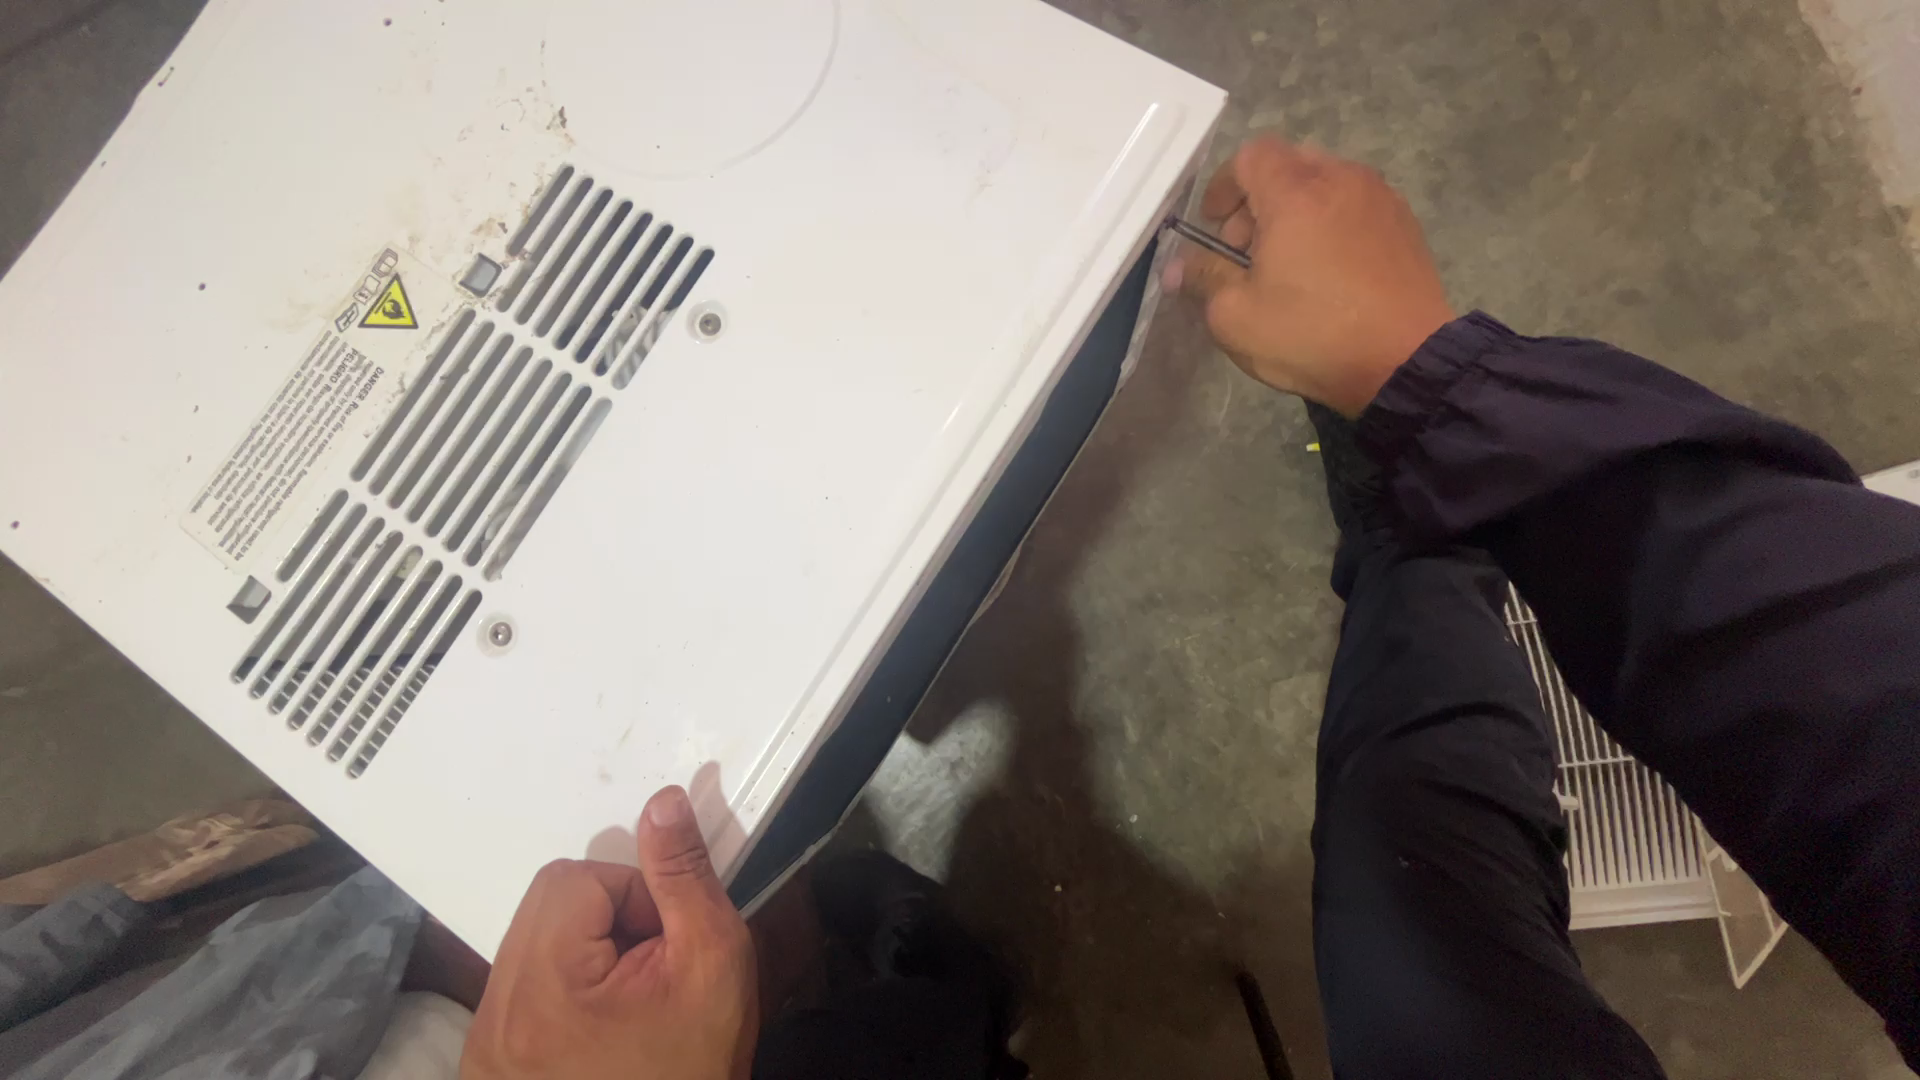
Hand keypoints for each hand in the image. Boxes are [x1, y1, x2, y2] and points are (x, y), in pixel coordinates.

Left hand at [461, 786, 758, 1079]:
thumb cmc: (696, 1064)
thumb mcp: (711, 957)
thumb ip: (684, 873)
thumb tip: (664, 801)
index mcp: (542, 989)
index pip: (575, 878)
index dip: (634, 895)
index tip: (666, 943)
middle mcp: (494, 1017)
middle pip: (549, 902)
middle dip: (613, 915)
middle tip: (652, 965)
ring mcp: (484, 1048)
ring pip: (538, 938)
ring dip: (592, 946)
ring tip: (633, 995)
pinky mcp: (488, 1066)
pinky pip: (525, 982)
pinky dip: (570, 981)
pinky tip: (606, 1022)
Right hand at [1168, 138, 1455, 417]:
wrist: (1401, 359)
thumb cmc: (1308, 333)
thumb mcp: (1235, 315)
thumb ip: (1204, 278)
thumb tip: (1179, 267)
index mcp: (1295, 193)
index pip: (1250, 155)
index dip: (1223, 185)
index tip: (1213, 224)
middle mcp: (1341, 179)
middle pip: (1288, 164)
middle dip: (1257, 199)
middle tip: (1243, 249)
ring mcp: (1379, 198)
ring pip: (1324, 183)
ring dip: (1294, 212)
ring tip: (1285, 263)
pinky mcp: (1403, 223)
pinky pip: (1353, 205)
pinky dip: (1328, 224)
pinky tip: (1324, 272)